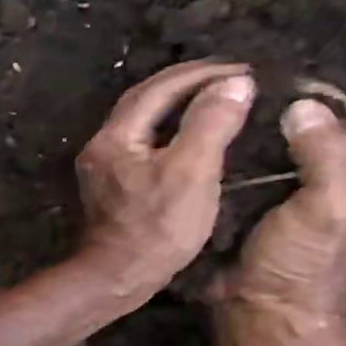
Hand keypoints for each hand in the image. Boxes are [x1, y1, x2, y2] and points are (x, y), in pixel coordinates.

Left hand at [77, 60, 255, 294]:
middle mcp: (101, 144)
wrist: (117, 275)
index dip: (202, 74)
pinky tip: (192, 135)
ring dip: (176, 105)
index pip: (159, 88)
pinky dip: (169, 129)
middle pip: (144, 100)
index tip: (245, 69)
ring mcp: (102, 165)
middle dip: (186, 83)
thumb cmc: (157, 227)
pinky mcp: (110, 183)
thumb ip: (210, 123)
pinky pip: (141, 141)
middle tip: (231, 77)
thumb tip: (234, 83)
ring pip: (141, 120)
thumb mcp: (192, 171)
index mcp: (115, 136)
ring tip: (216, 98)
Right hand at [219, 86, 345, 321]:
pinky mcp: (249, 216)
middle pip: (311, 140)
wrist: (256, 310)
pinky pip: (243, 180)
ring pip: (273, 159)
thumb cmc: (302, 262)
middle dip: (283, 117)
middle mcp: (330, 191)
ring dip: (252, 140)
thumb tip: (303, 106)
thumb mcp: (331, 206)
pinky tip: (209, 149)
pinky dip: (230, 164)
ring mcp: (286, 205)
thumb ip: (327, 155)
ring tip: (221, 115)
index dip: (327, 104)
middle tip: (244, 95)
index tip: (282, 83)